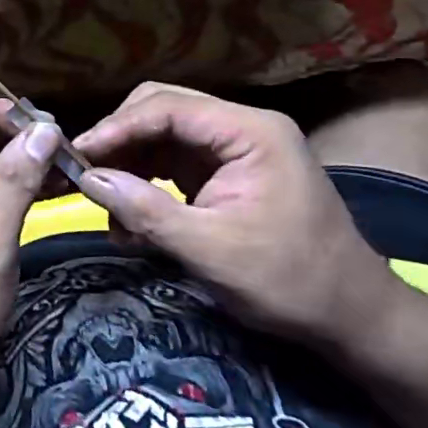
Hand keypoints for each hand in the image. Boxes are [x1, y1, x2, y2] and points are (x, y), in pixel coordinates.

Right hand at [72, 84, 398, 348]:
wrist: (351, 320)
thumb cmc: (289, 282)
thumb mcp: (210, 250)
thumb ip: (145, 210)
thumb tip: (86, 179)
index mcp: (249, 133)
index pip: (166, 107)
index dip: (115, 127)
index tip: (75, 155)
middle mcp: (240, 129)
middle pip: (159, 110)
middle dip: (118, 141)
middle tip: (82, 172)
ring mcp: (231, 151)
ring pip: (158, 136)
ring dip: (126, 165)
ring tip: (102, 205)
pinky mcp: (222, 174)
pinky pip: (167, 165)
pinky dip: (142, 186)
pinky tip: (126, 221)